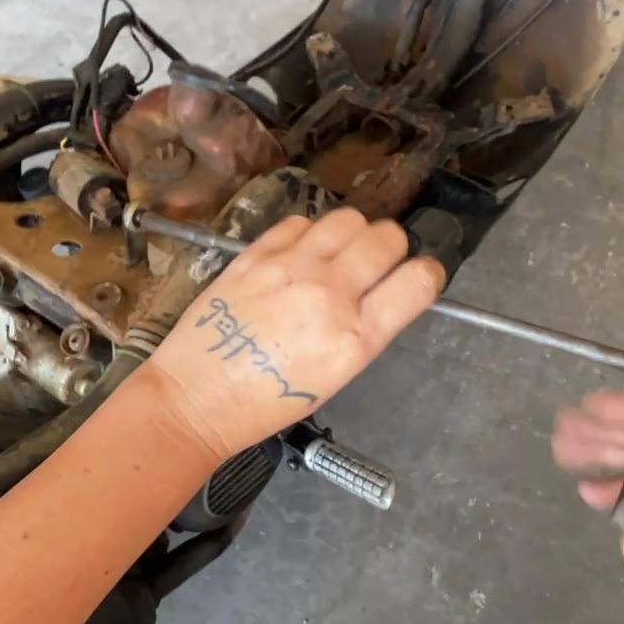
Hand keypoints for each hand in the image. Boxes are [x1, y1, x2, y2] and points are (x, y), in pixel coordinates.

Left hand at [143, 208, 444, 459]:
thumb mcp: (333, 379)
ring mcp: (289, 268)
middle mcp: (328, 295)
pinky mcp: (255, 255)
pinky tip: (298, 255)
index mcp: (354, 339)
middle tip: (373, 265)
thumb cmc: (264, 404)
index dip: (426, 274)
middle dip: (390, 248)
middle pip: (387, 237)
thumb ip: (362, 332)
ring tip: (337, 255)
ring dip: (353, 233)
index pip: (418, 281)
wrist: (197, 399)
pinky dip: (308, 234)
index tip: (417, 277)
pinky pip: (300, 222)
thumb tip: (380, 294)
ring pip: (348, 219)